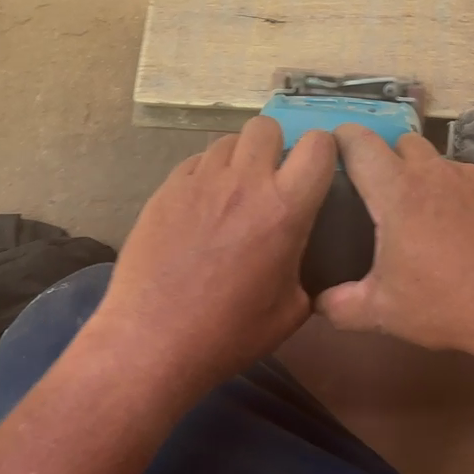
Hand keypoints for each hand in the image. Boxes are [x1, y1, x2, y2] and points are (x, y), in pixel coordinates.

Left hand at [91, 115, 336, 387]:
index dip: (322, 151)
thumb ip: (309, 268)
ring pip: (228, 141)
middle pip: (267, 126)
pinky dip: (204, 176)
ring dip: (237, 160)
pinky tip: (200, 207)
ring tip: (232, 191)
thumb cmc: (228, 334)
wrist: (150, 346)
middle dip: (274, 146)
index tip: (315, 171)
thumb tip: (311, 258)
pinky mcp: (166, 190)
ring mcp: (201, 182)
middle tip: (270, 178)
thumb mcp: (292, 309)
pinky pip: (195, 163)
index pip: (318, 143)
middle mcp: (246, 182)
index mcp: (285, 207)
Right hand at [315, 124, 473, 355]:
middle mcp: (432, 170)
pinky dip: (459, 191)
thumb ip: (339, 304)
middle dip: (388, 160)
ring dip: (425, 177)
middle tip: (383, 198)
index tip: (333, 151)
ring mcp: (469, 173)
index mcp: (396, 191)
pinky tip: (465, 225)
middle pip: (401, 143)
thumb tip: (317, 300)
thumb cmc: (444, 304)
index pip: (359, 143)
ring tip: (427, 216)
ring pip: (437, 159)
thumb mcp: (381, 313)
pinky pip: (468, 175)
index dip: (341, 139)